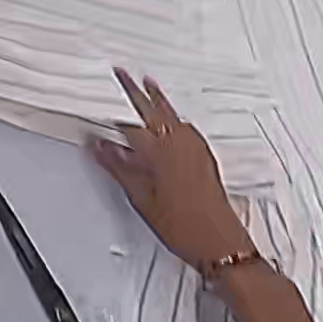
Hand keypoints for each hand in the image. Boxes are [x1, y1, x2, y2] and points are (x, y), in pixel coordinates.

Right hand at [90, 68, 252, 271]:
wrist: (222, 247)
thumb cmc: (183, 227)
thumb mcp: (140, 198)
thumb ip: (118, 167)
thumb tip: (100, 147)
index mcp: (157, 152)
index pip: (128, 120)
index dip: (111, 106)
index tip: (100, 92)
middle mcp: (177, 145)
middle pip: (150, 110)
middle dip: (134, 90)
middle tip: (121, 74)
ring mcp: (194, 150)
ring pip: (171, 114)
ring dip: (156, 97)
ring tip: (146, 82)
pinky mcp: (205, 158)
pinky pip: (186, 125)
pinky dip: (175, 114)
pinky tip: (174, 116)